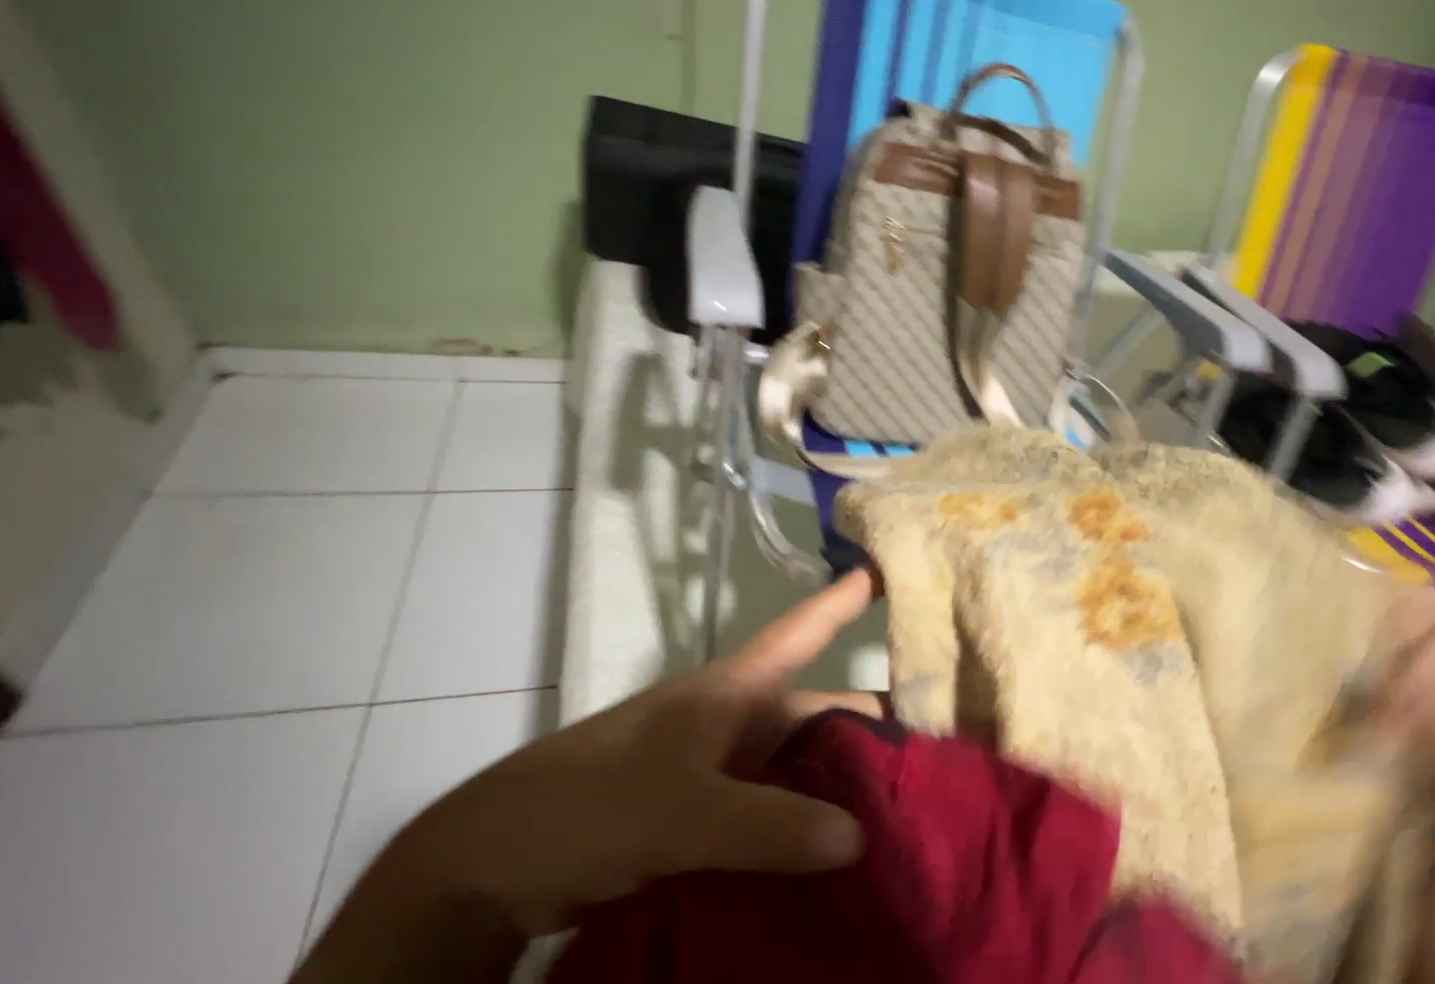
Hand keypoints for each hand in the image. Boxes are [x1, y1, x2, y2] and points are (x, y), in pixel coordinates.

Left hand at [382, 568, 881, 937]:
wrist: (492, 864)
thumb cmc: (588, 807)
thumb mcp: (680, 811)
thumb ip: (768, 823)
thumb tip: (861, 835)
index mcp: (725, 693)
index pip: (797, 632)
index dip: (840, 601)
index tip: (888, 569)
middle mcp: (725, 723)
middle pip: (813, 712)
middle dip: (870, 723)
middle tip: (942, 745)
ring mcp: (710, 771)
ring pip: (795, 766)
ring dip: (841, 783)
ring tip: (907, 806)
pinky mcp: (696, 817)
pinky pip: (770, 812)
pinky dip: (806, 825)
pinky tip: (840, 853)